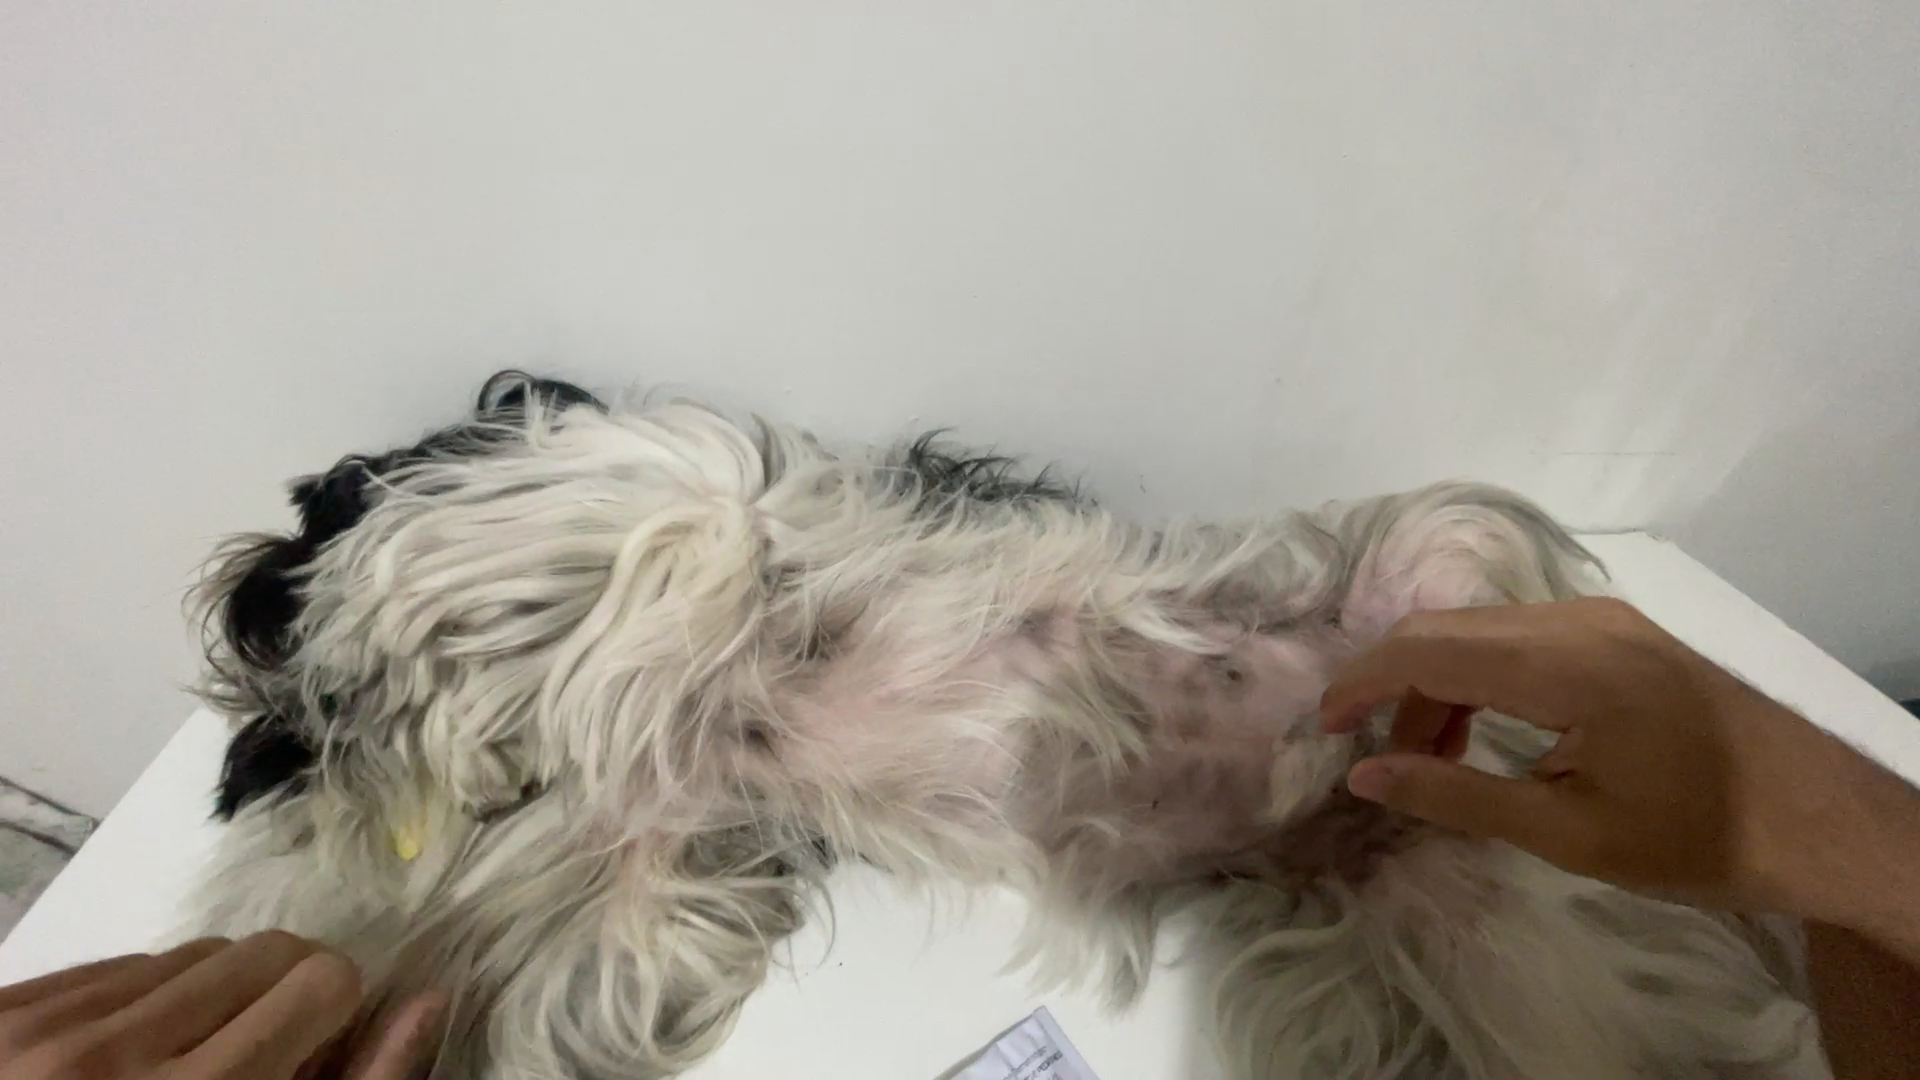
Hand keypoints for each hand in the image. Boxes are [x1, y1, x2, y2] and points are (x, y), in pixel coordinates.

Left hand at [0, 932, 442, 1079]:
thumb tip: (429, 999)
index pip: (324, 978)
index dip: (332, 1015)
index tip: (305, 1057)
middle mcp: (95, 1058)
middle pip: (269, 950)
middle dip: (283, 993)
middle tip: (254, 1055)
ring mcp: (22, 1034)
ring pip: (195, 951)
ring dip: (209, 997)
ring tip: (173, 1066)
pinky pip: (112, 967)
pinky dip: (136, 1003)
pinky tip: (109, 1066)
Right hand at [1319, 597, 1919, 951]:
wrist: (1839, 826)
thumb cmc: (1707, 839)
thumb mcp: (1571, 834)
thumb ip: (1454, 796)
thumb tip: (1362, 776)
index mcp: (1568, 665)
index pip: (1424, 650)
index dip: (1361, 682)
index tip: (1326, 725)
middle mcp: (1573, 619)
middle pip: (1438, 629)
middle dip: (1387, 683)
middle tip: (1367, 744)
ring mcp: (1593, 617)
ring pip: (1467, 631)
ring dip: (1428, 684)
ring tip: (1423, 751)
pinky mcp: (1605, 629)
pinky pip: (1505, 637)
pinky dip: (1468, 678)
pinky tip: (1473, 727)